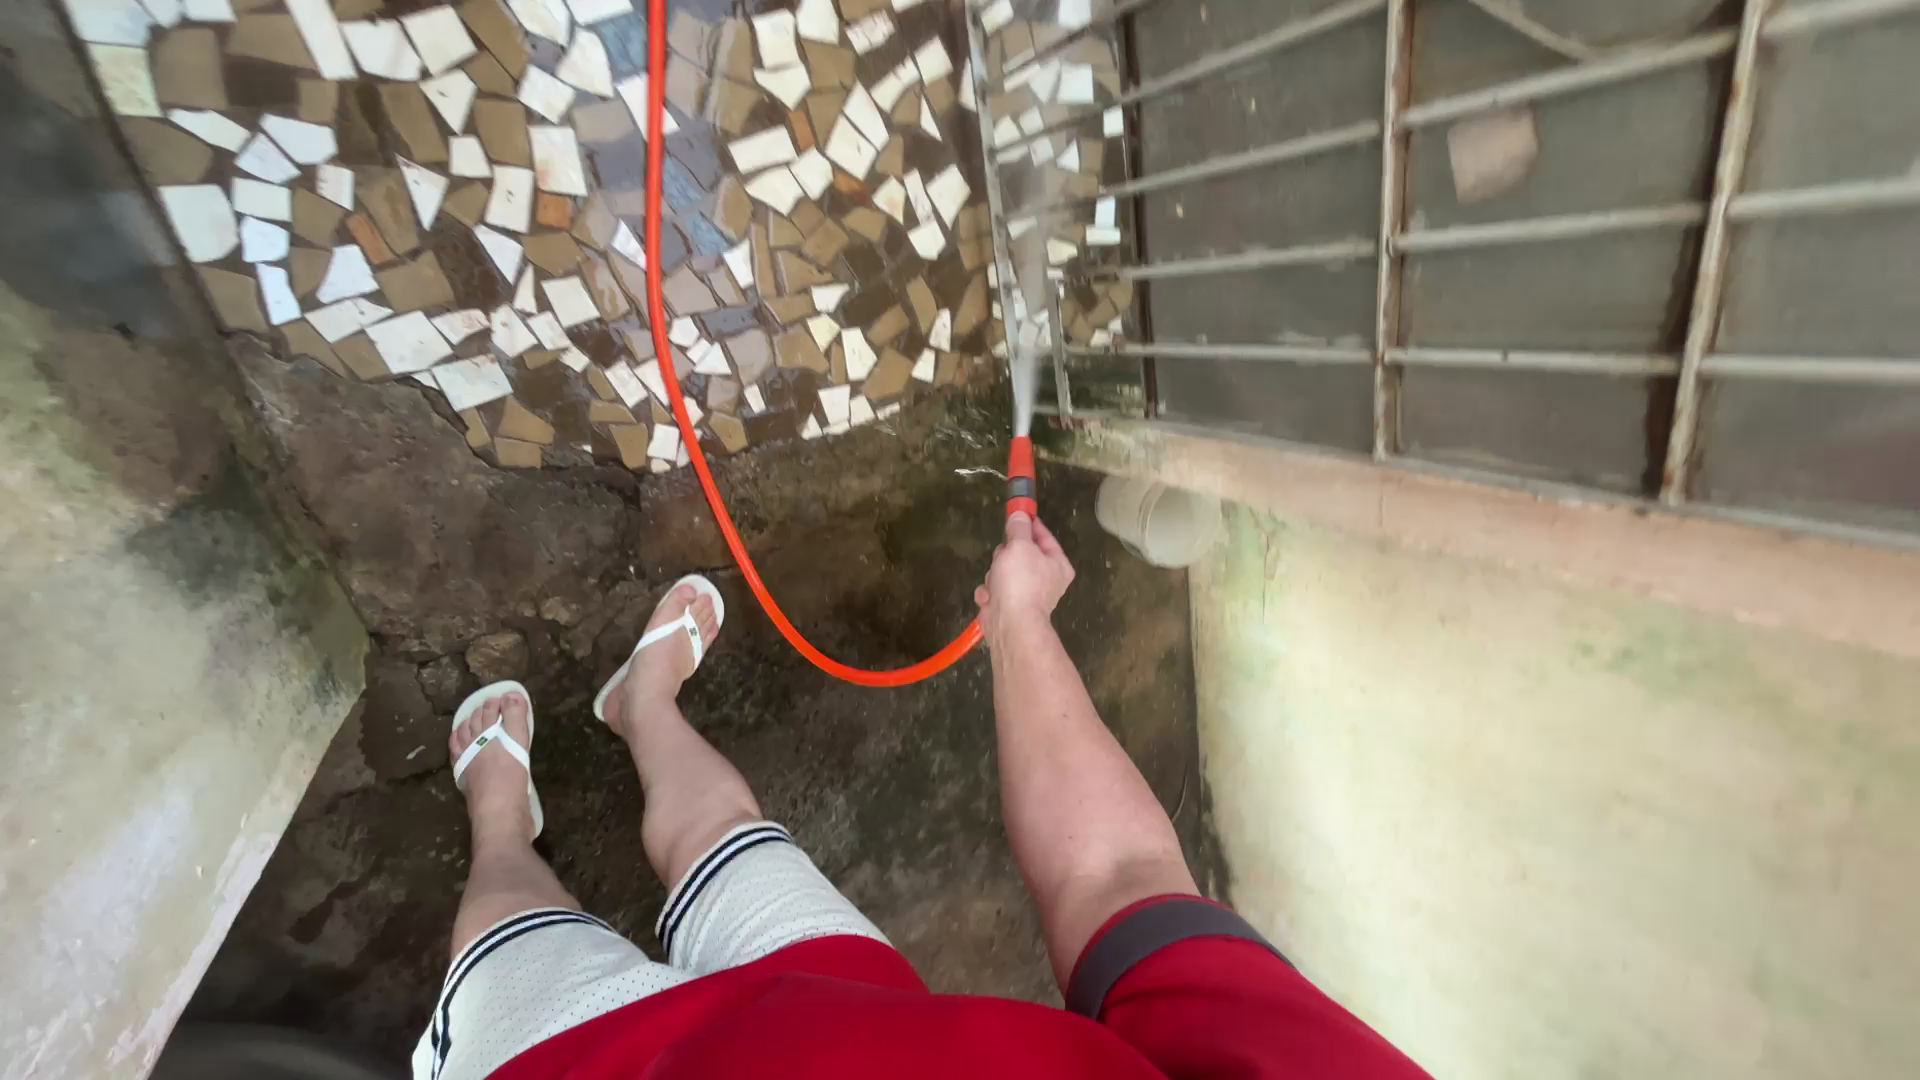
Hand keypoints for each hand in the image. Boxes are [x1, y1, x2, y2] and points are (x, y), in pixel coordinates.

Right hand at [975, 511, 1074, 642]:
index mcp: (1057, 564)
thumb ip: (1019, 528)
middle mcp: (1046, 580)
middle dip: (1005, 555)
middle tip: (1003, 556)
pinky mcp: (1008, 606)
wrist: (1010, 623)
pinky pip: (995, 589)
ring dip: (994, 575)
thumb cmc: (1021, 581)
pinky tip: (991, 598)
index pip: (1044, 536)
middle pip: (1020, 553)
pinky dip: (989, 592)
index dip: (1028, 524)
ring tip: (996, 583)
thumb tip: (1020, 514)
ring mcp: (1026, 594)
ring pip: (1003, 571)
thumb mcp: (1020, 545)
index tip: (1016, 513)